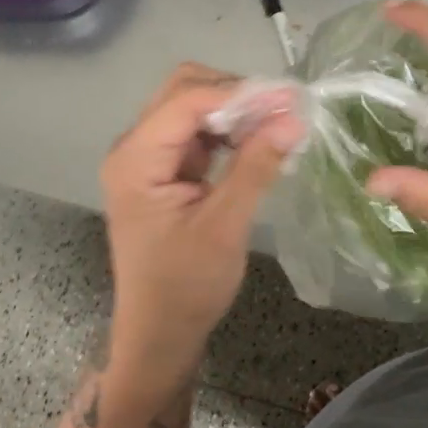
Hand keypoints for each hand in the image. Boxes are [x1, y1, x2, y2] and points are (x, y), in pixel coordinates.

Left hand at [100, 64, 300, 379]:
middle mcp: (134, 148)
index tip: (288, 97)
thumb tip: (293, 118)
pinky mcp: (164, 171)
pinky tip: (258, 141)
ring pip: (192, 107)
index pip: (186, 101)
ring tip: (277, 123)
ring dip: (234, 109)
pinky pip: (196, 132)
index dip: (238, 92)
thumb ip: (255, 167)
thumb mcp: (225, 226)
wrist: (159, 336)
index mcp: (136, 159)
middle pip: (183, 91)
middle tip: (282, 109)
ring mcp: (147, 158)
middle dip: (234, 93)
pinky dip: (228, 130)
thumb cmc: (185, 287)